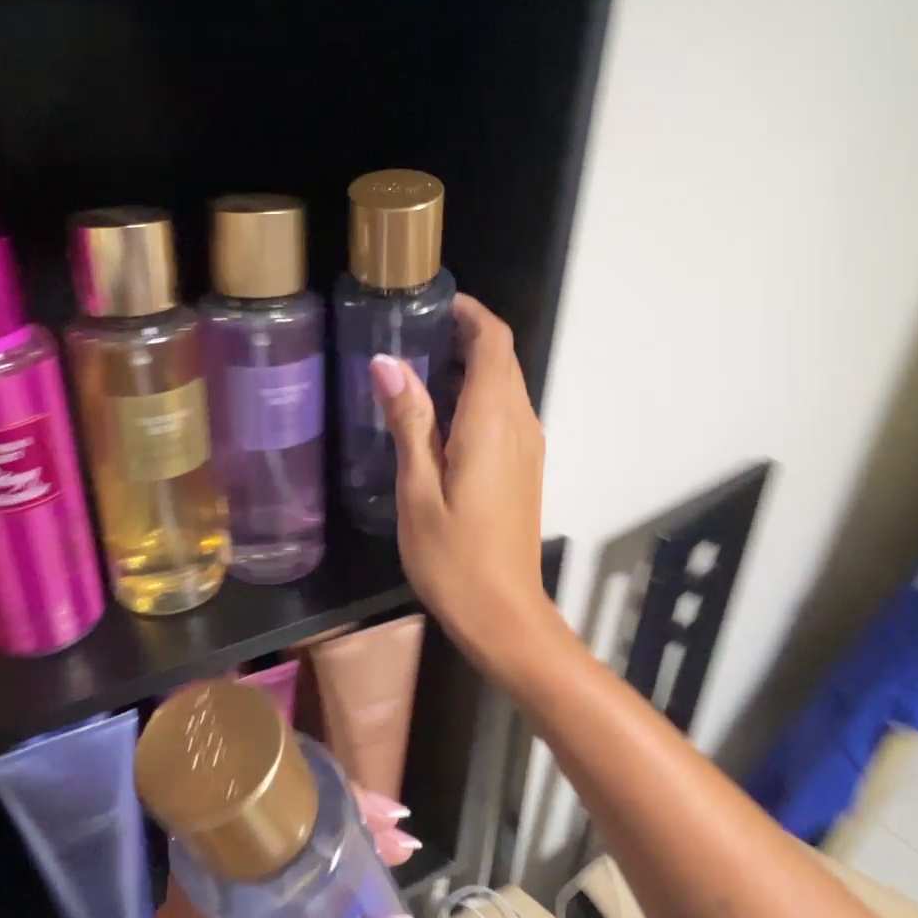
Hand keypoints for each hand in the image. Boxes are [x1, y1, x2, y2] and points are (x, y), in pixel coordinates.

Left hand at [152, 790, 421, 917]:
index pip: (234, 848)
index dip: (299, 818)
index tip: (365, 816)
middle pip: (258, 848)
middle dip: (330, 825)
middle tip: (394, 825)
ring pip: (272, 867)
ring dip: (333, 847)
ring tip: (395, 839)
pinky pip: (279, 898)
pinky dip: (325, 883)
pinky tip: (368, 871)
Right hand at [370, 294, 551, 657]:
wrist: (503, 613)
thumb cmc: (452, 556)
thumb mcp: (418, 489)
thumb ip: (409, 421)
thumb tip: (388, 361)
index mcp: (493, 422)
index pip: (494, 342)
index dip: (469, 313)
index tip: (431, 304)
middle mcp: (521, 424)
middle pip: (503, 358)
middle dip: (465, 335)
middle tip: (412, 334)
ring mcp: (529, 447)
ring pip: (506, 385)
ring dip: (470, 366)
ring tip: (417, 370)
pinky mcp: (526, 467)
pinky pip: (506, 412)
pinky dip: (478, 396)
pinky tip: (440, 417)